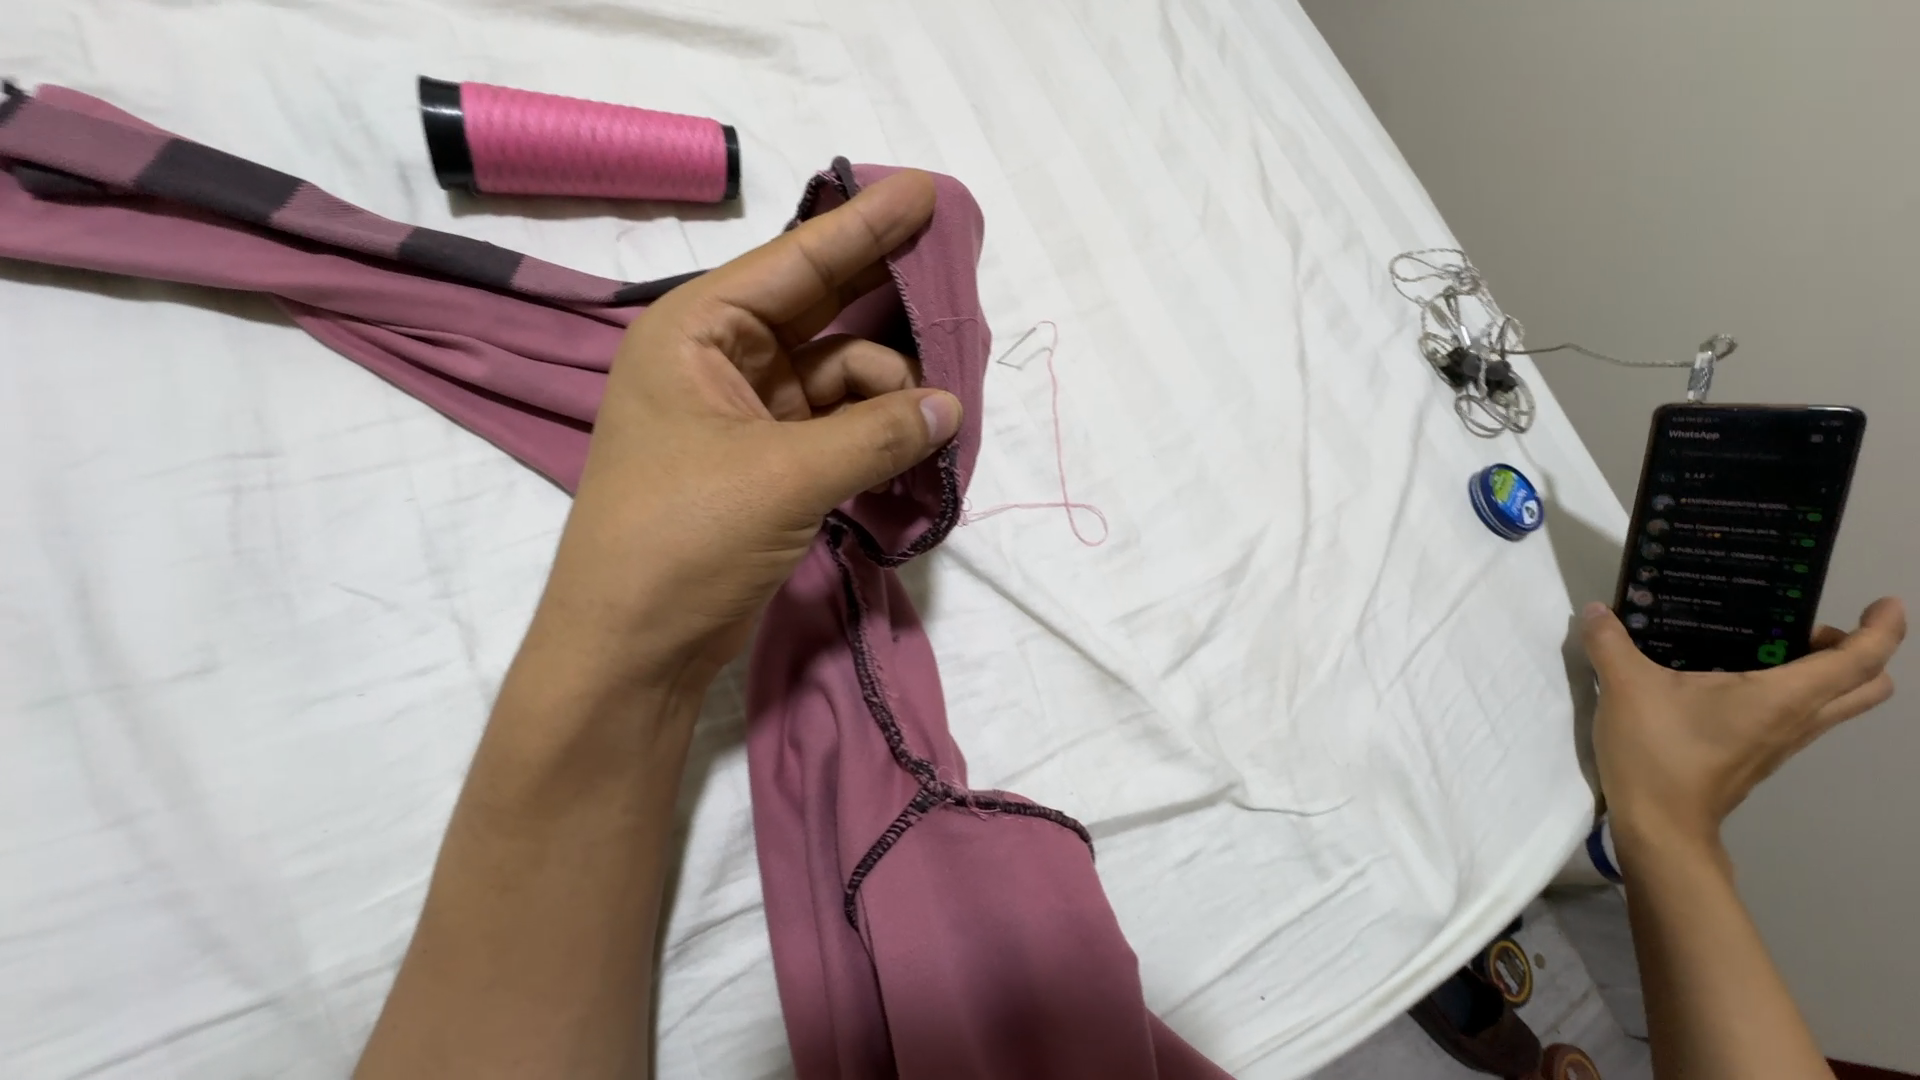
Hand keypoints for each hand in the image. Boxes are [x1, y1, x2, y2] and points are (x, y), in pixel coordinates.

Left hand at [530, 170, 960, 688]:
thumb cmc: (683, 541)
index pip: (794, 262)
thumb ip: (875, 434)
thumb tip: (950, 407)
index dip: (864, 226)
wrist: (634, 649)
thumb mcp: (783, 477)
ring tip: (942, 413)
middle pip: (820, 311)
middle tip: (954, 283)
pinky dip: (876, 433)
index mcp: (695, 334)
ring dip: (891, 392)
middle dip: (886, 301)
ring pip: (839, 378)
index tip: (927, 193)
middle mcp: (719, 363)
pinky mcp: (768, 466)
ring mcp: (745, 417)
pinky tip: (917, 442)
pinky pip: (837, 427)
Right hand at [1581, 598, 1906, 855]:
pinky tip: (1733, 682)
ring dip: (1826, 674)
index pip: (1859, 659)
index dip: (1883, 629)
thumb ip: (1611, 644)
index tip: (1884, 603)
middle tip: (1809, 630)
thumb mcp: (1625, 687)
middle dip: (1859, 653)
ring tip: (1767, 649)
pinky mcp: (1759, 754)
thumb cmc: (1659, 750)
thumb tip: (1595, 610)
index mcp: (1782, 697)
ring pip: (1836, 704)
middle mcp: (1798, 719)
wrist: (1660, 820)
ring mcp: (1782, 741)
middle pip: (1867, 686)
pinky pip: (1800, 716)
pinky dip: (1791, 693)